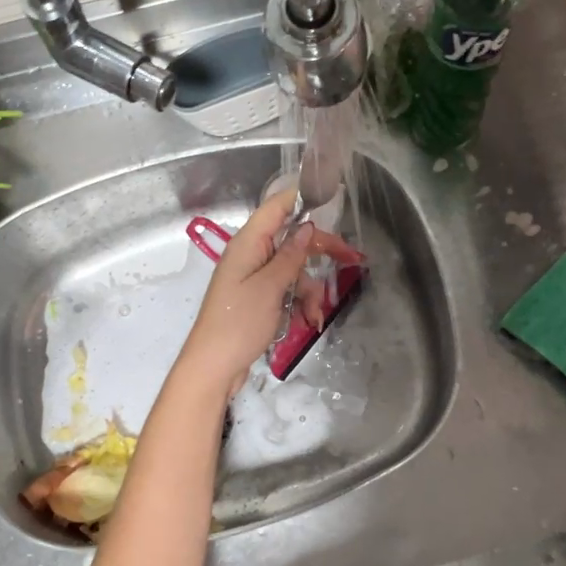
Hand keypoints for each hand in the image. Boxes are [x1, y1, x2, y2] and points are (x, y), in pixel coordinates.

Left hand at [178, 190, 313, 398]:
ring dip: (309, 291)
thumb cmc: (238, 324)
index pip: (276, 207)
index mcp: (248, 244)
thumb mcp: (270, 288)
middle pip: (291, 240)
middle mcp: (250, 255)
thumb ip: (289, 256)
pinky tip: (308, 322)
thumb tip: (307, 227)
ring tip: (314, 315)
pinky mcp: (257, 299)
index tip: (332, 199)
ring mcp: (253, 278)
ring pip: (294, 270)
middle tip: (351, 260)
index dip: (302, 199)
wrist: (214, 366)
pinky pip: (286, 291)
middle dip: (319, 254)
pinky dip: (300, 304)